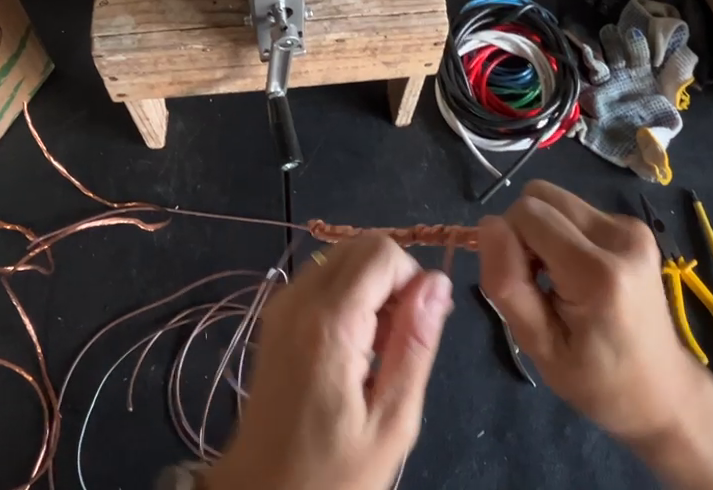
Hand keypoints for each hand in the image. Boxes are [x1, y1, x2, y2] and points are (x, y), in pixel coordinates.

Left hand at [208, 235, 453, 489]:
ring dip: (370, 286)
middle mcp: (299, 298)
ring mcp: (281, 304)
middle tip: (399, 339)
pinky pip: (322, 278)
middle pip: (361, 245)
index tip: (419, 327)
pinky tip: (352, 346)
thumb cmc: (332, 473)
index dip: (412, 279)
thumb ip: (416, 342)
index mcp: (330, 322)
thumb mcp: (391, 420)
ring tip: (376, 349)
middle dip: (392, 279)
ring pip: (342, 257)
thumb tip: (437, 281)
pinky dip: (346, 295)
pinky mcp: (275, 315)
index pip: (382, 251)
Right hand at [479, 181, 706, 446]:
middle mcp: (621, 237)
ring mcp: (632, 228)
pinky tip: (576, 272)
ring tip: (556, 277)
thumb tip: (488, 225)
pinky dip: (562, 233)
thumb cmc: (597, 380)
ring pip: (555, 199)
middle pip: (540, 196)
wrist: (662, 392)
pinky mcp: (634, 227)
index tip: (523, 283)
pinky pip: (574, 210)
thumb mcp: (538, 345)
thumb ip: (506, 282)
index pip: (526, 213)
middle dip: (524, 230)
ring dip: (542, 230)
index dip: (509, 242)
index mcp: (598, 272)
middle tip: (536, 279)